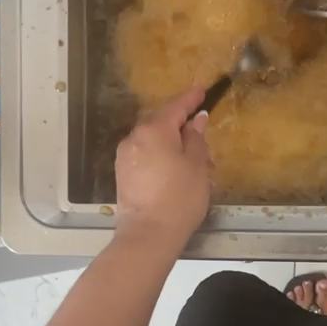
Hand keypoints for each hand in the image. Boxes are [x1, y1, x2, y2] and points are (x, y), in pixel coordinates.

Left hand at [114, 84, 212, 252]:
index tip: (202, 90)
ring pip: (153, 142)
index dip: (190, 98)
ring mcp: (125, 156)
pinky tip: (175, 171)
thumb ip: (196, 138)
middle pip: (161, 124)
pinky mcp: (123, 174)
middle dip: (182, 127)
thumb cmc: (179, 198)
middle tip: (203, 137)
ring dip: (172, 145)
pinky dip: (161, 157)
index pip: (175, 106)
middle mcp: (134, 138)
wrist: (149, 235)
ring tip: (194, 162)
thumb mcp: (197, 166)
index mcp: (154, 130)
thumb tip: (196, 121)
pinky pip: (145, 155)